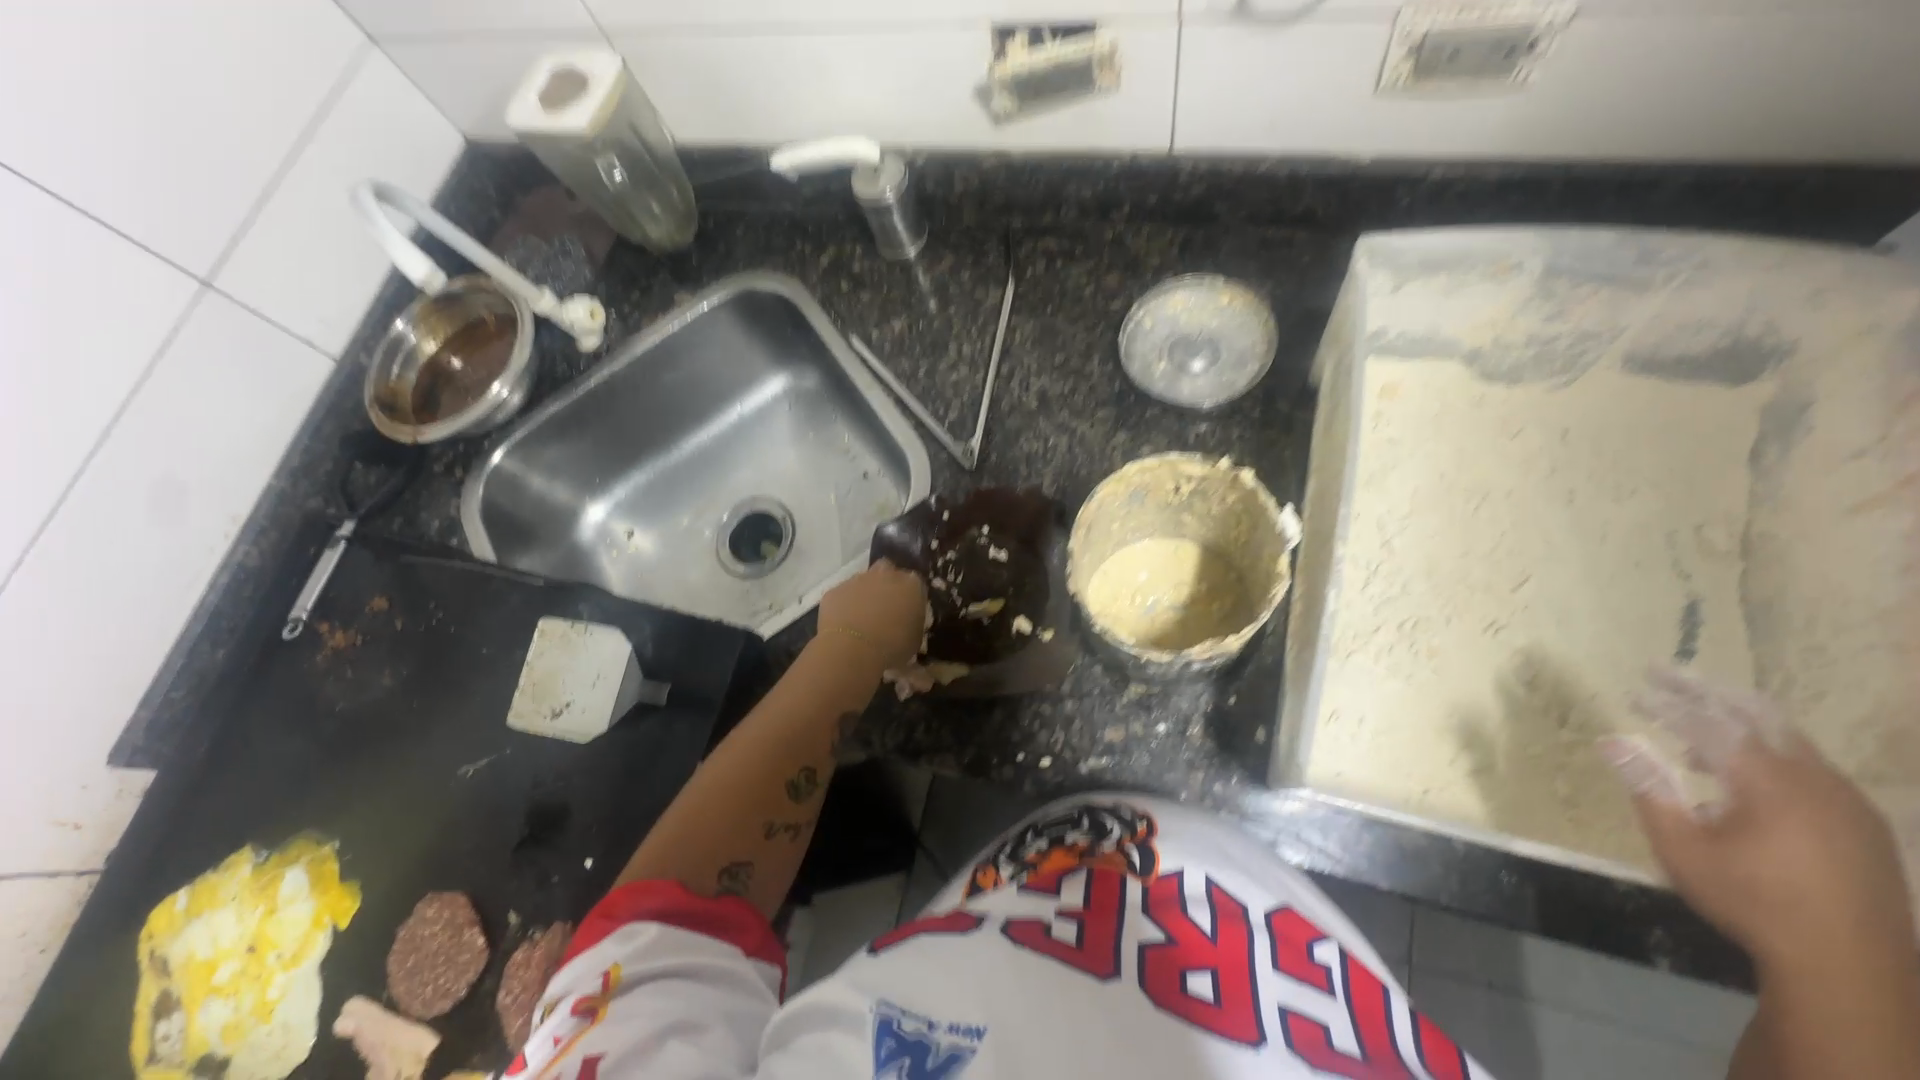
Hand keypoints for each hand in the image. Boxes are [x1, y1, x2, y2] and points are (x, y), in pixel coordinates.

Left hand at [816, 561, 926, 670]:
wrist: (852, 649)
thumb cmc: (892, 647)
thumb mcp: (915, 639)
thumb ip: (913, 622)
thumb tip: (906, 622)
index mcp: (911, 585)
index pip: (915, 583)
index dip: (910, 596)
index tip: (907, 609)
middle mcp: (885, 575)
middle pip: (887, 570)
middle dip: (886, 583)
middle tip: (884, 606)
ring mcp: (857, 580)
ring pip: (863, 581)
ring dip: (864, 594)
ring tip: (861, 619)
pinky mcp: (834, 590)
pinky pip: (842, 595)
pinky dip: (844, 605)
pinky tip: (844, 624)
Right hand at [1601, 667, 1917, 975]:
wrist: (1848, 964)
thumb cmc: (1752, 901)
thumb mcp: (1682, 849)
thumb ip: (1650, 789)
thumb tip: (1614, 742)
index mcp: (1769, 780)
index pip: (1710, 723)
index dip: (1669, 704)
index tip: (1634, 692)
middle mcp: (1814, 776)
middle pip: (1757, 714)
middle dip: (1706, 691)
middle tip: (1664, 676)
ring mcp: (1847, 798)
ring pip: (1788, 740)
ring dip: (1738, 726)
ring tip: (1693, 739)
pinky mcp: (1864, 821)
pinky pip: (1811, 768)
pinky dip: (1770, 756)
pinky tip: (1746, 786)